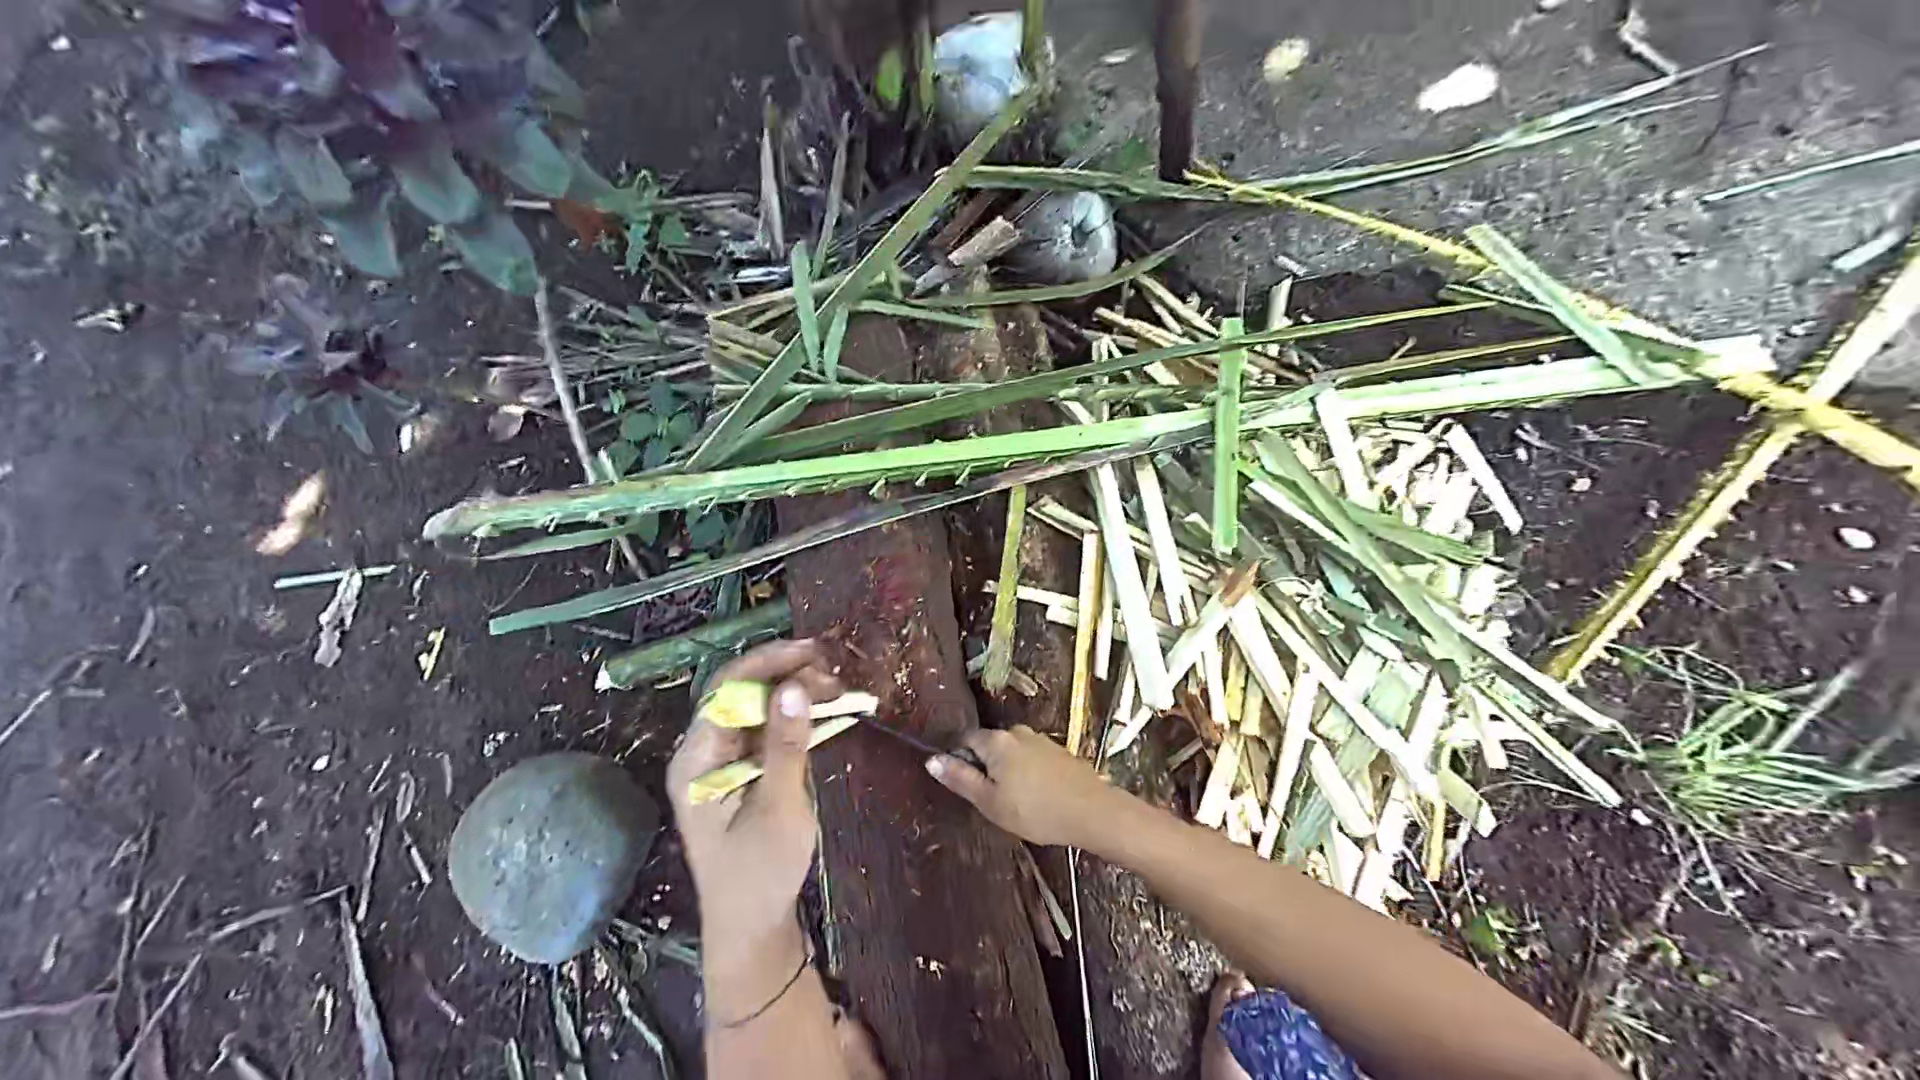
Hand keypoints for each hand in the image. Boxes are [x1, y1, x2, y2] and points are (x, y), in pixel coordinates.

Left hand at [667, 639, 842, 952]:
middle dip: (786, 676)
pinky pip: (769, 730)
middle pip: (741, 694)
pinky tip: (827, 709)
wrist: (754, 928)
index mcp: (696, 760)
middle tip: (833, 672)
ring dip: (795, 693)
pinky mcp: (745, 771)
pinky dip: (798, 717)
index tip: (812, 653)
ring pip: (758, 709)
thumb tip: (796, 686)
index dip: (767, 664)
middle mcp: (704, 752)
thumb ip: (786, 745)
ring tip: (836, 686)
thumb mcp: (778, 807)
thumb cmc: (759, 873)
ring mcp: (725, 761)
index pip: (725, 691)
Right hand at [924, 725, 1134, 849]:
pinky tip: (1037, 797)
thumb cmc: (1035, 810)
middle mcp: (1017, 731)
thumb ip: (960, 779)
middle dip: (986, 767)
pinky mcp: (1058, 751)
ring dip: (1008, 772)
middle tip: (993, 800)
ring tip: (1018, 803)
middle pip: (989, 745)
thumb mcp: (990, 801)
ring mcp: (1040, 739)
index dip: (960, 762)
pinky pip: (1031, 758)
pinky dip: (1028, 773)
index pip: (965, 740)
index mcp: (996, 740)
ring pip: (1011, 753)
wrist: (1092, 811)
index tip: (968, 788)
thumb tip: (931, 760)